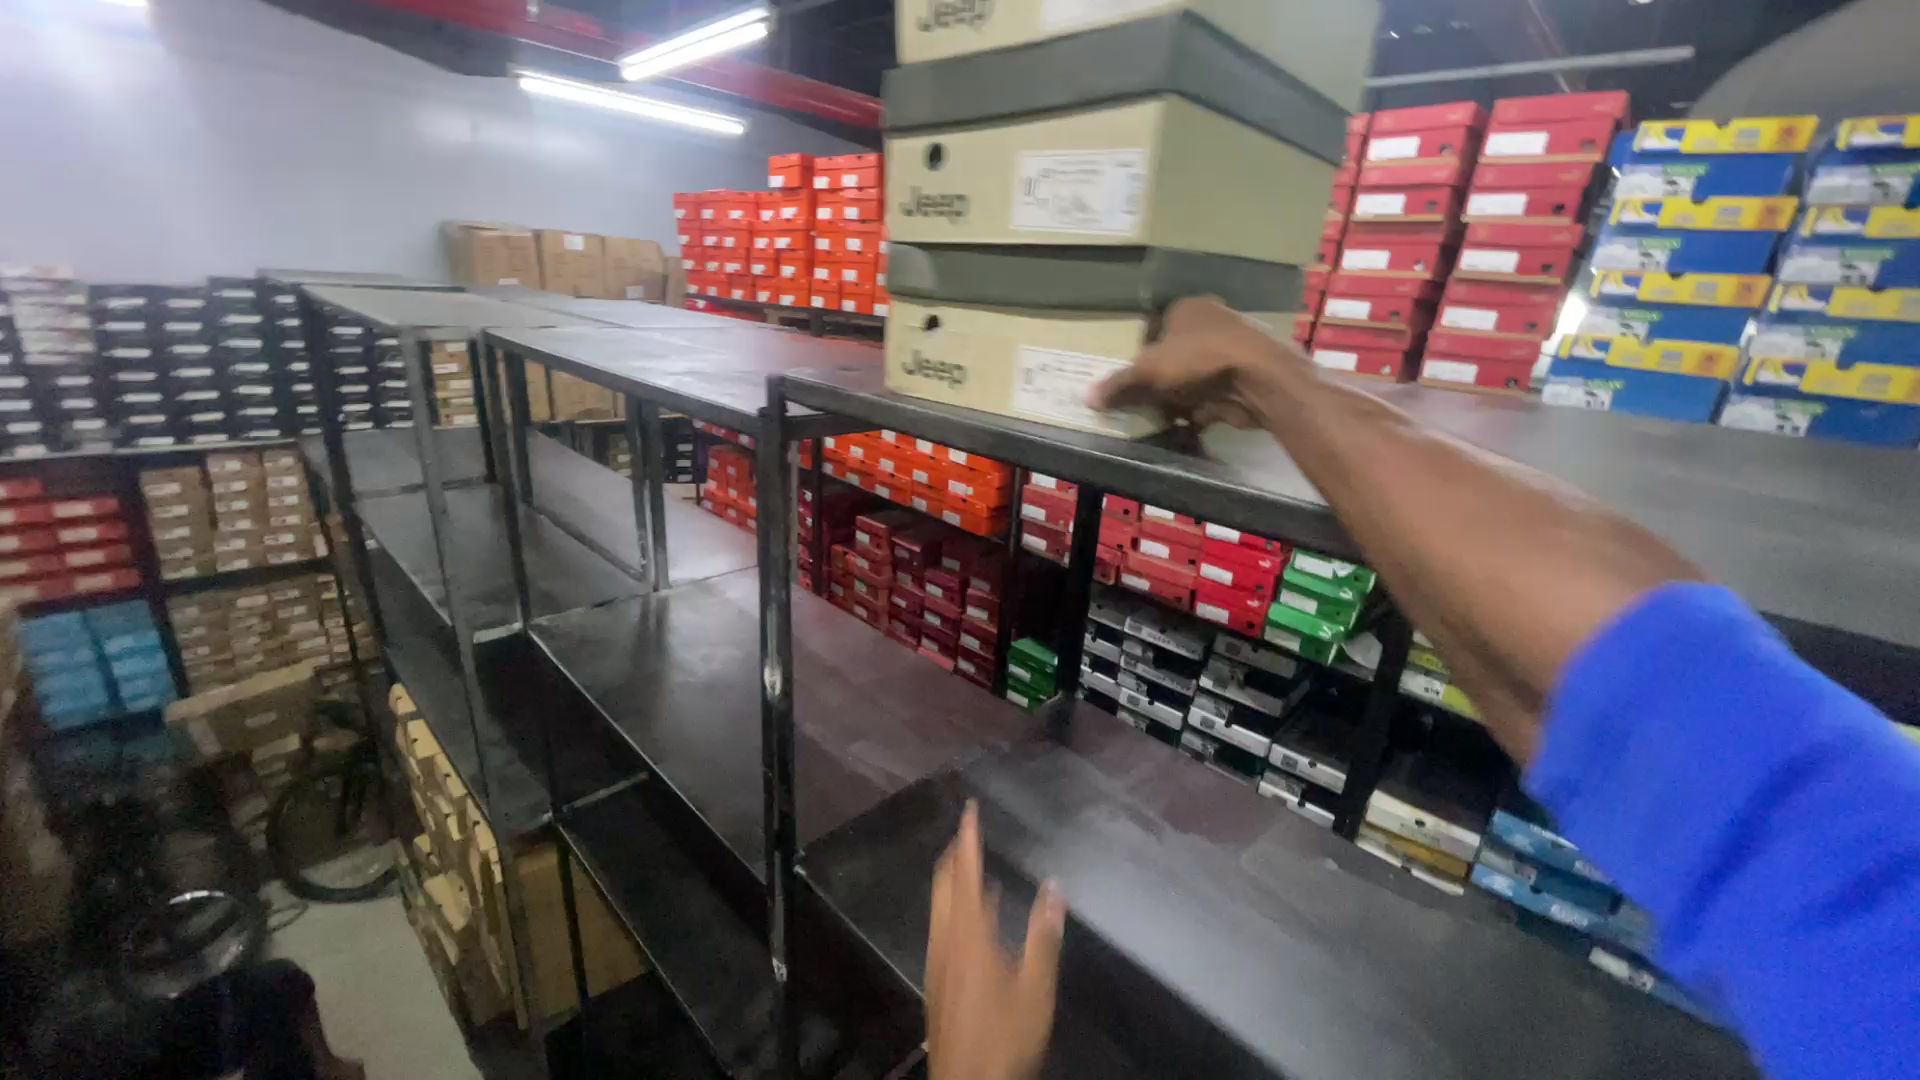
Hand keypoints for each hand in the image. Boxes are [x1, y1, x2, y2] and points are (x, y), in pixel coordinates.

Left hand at [926, 801, 1065, 1079]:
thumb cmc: (1005, 1033)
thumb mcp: (1036, 987)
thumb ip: (1044, 933)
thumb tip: (1055, 885)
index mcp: (969, 930)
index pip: (965, 870)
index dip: (967, 836)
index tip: (969, 808)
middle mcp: (946, 936)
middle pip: (943, 880)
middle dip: (954, 851)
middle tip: (969, 829)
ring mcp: (937, 957)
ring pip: (939, 902)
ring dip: (953, 877)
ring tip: (973, 861)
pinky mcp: (936, 977)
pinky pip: (942, 922)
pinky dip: (955, 902)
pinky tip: (976, 913)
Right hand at [1089, 296, 1311, 428]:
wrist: (1259, 378)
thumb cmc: (1199, 360)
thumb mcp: (1148, 371)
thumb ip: (1118, 384)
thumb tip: (1088, 398)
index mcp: (1188, 307)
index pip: (1155, 329)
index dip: (1141, 355)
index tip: (1132, 380)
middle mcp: (1212, 321)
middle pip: (1174, 355)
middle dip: (1161, 380)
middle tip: (1144, 401)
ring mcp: (1231, 349)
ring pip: (1193, 377)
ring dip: (1180, 397)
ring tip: (1165, 415)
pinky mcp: (1244, 376)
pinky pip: (1212, 395)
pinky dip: (1201, 409)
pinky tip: (1189, 423)